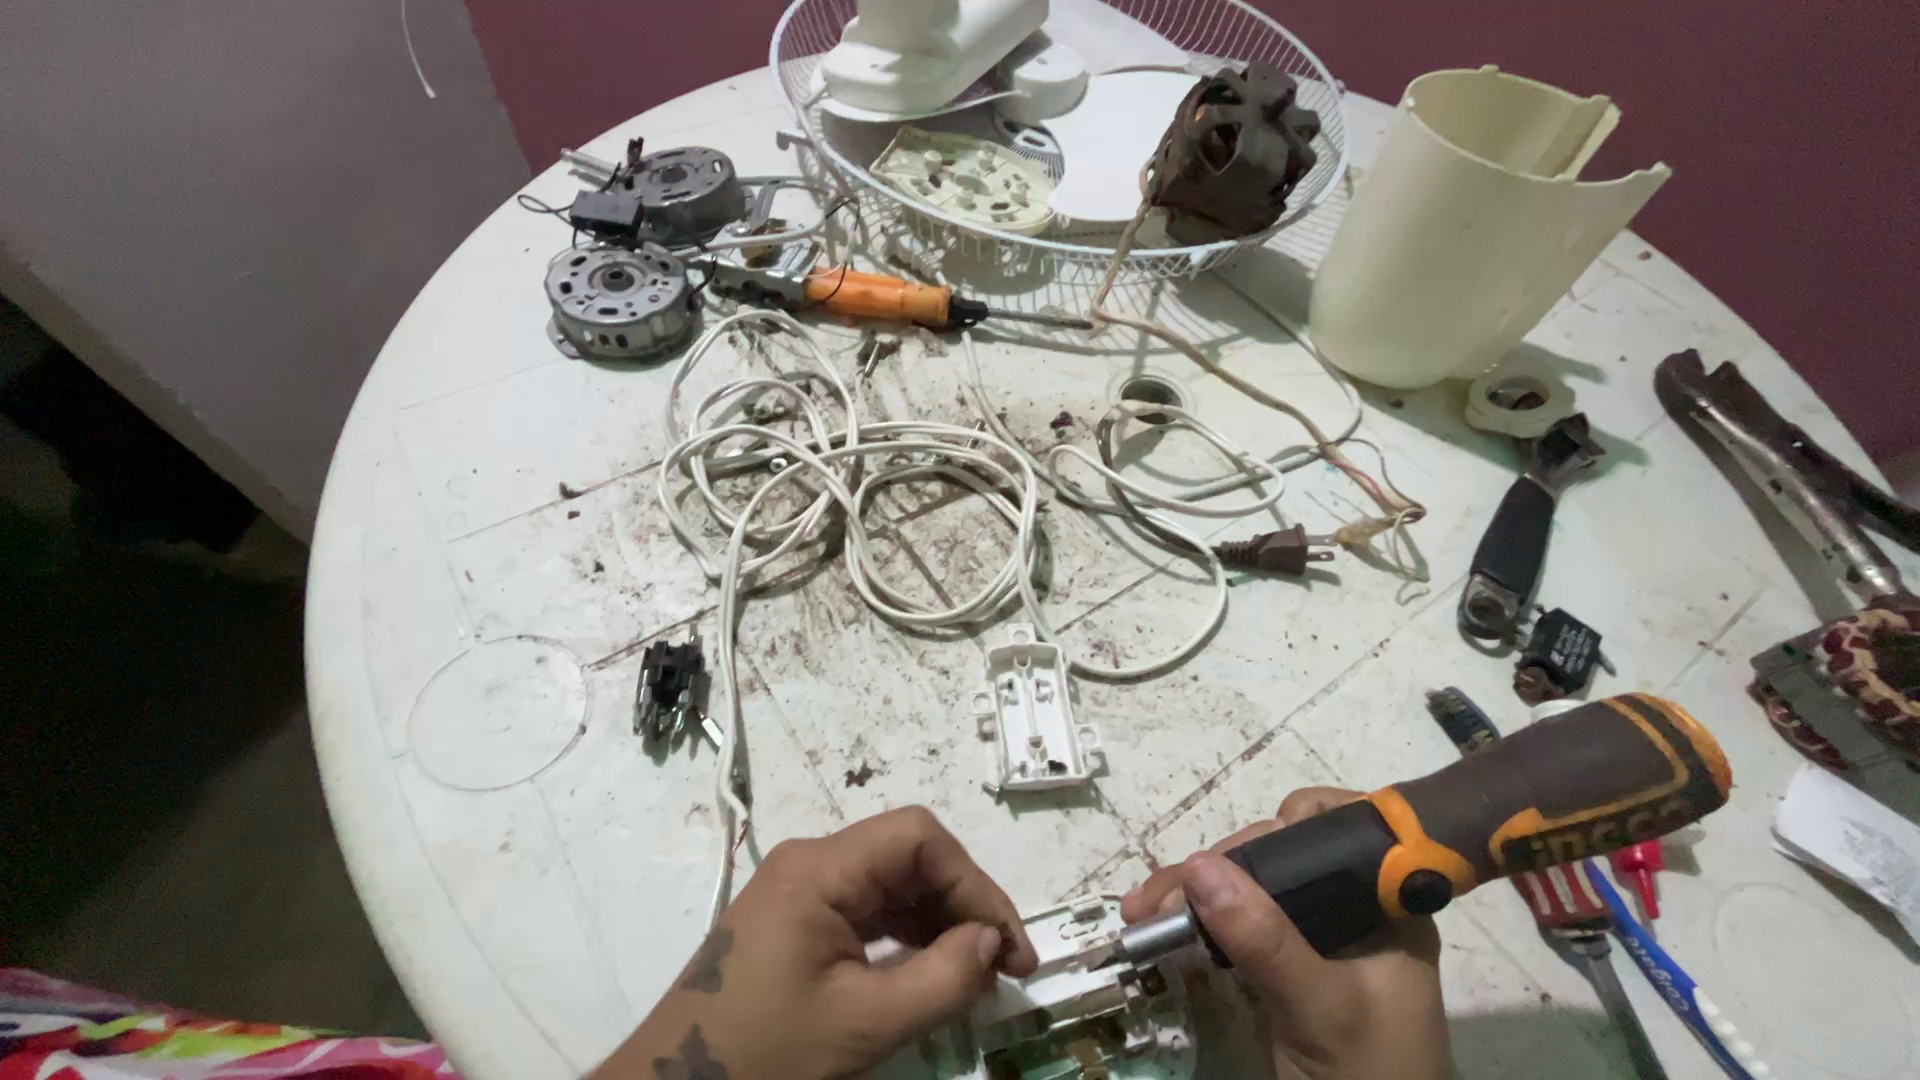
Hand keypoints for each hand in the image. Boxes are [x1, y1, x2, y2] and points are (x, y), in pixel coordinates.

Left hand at [595, 806, 1038, 1079]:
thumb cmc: (765, 1057)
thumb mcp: (863, 1025)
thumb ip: (942, 979)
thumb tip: (992, 940)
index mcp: (820, 869)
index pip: (917, 838)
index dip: (972, 881)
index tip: (1007, 942)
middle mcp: (812, 861)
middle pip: (908, 855)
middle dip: (962, 902)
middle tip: (1004, 962)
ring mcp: (804, 888)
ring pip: (893, 881)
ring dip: (940, 919)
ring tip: (980, 970)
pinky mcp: (801, 917)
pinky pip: (869, 907)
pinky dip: (908, 933)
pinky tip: (935, 967)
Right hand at [1123, 787, 1448, 1079]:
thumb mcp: (1322, 1011)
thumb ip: (1267, 940)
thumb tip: (1199, 865)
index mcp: (1384, 907)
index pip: (1347, 830)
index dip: (1300, 818)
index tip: (1249, 843)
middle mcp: (1349, 909)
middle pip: (1279, 852)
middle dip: (1217, 863)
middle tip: (1162, 896)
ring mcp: (1310, 934)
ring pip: (1248, 882)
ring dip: (1191, 888)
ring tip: (1141, 909)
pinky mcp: (1278, 960)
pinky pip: (1233, 918)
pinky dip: (1193, 916)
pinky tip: (1158, 922)